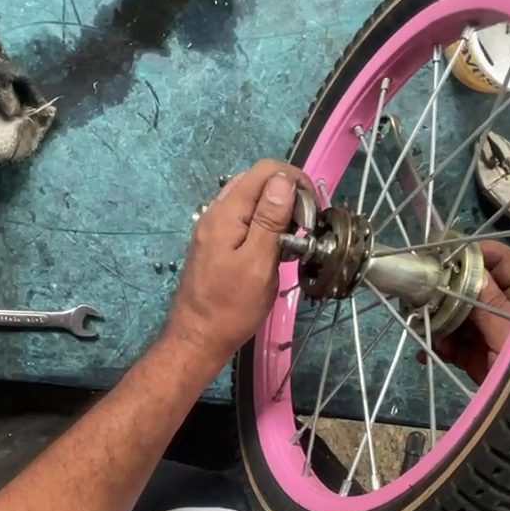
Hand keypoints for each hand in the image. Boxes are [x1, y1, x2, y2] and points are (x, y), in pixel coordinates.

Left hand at [164, 160, 309, 366]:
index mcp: (226, 213)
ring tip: (291, 240)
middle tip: (304, 227)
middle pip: (256, 182)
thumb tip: (283, 180)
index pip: (265, 171)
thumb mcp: (258, 262)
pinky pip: (241, 221)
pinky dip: (261, 226)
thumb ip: (269, 219)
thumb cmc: (231, 308)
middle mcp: (215, 214)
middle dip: (286, 194)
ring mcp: (212, 229)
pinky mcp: (214, 245)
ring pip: (249, 202)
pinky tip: (272, 250)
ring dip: (275, 211)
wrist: (198, 339)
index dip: (295, 181)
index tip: (311, 212)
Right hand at [433, 240, 509, 382]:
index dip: (472, 253)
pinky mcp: (477, 353)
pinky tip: (425, 353)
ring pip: (457, 315)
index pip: (500, 259)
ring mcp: (491, 330)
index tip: (441, 253)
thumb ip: (486, 298)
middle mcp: (507, 305)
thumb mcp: (508, 327)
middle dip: (444, 293)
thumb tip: (465, 267)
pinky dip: (438, 346)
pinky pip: (453, 343)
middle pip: (471, 287)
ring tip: (421, 330)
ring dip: (437, 323)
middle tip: (418, 293)